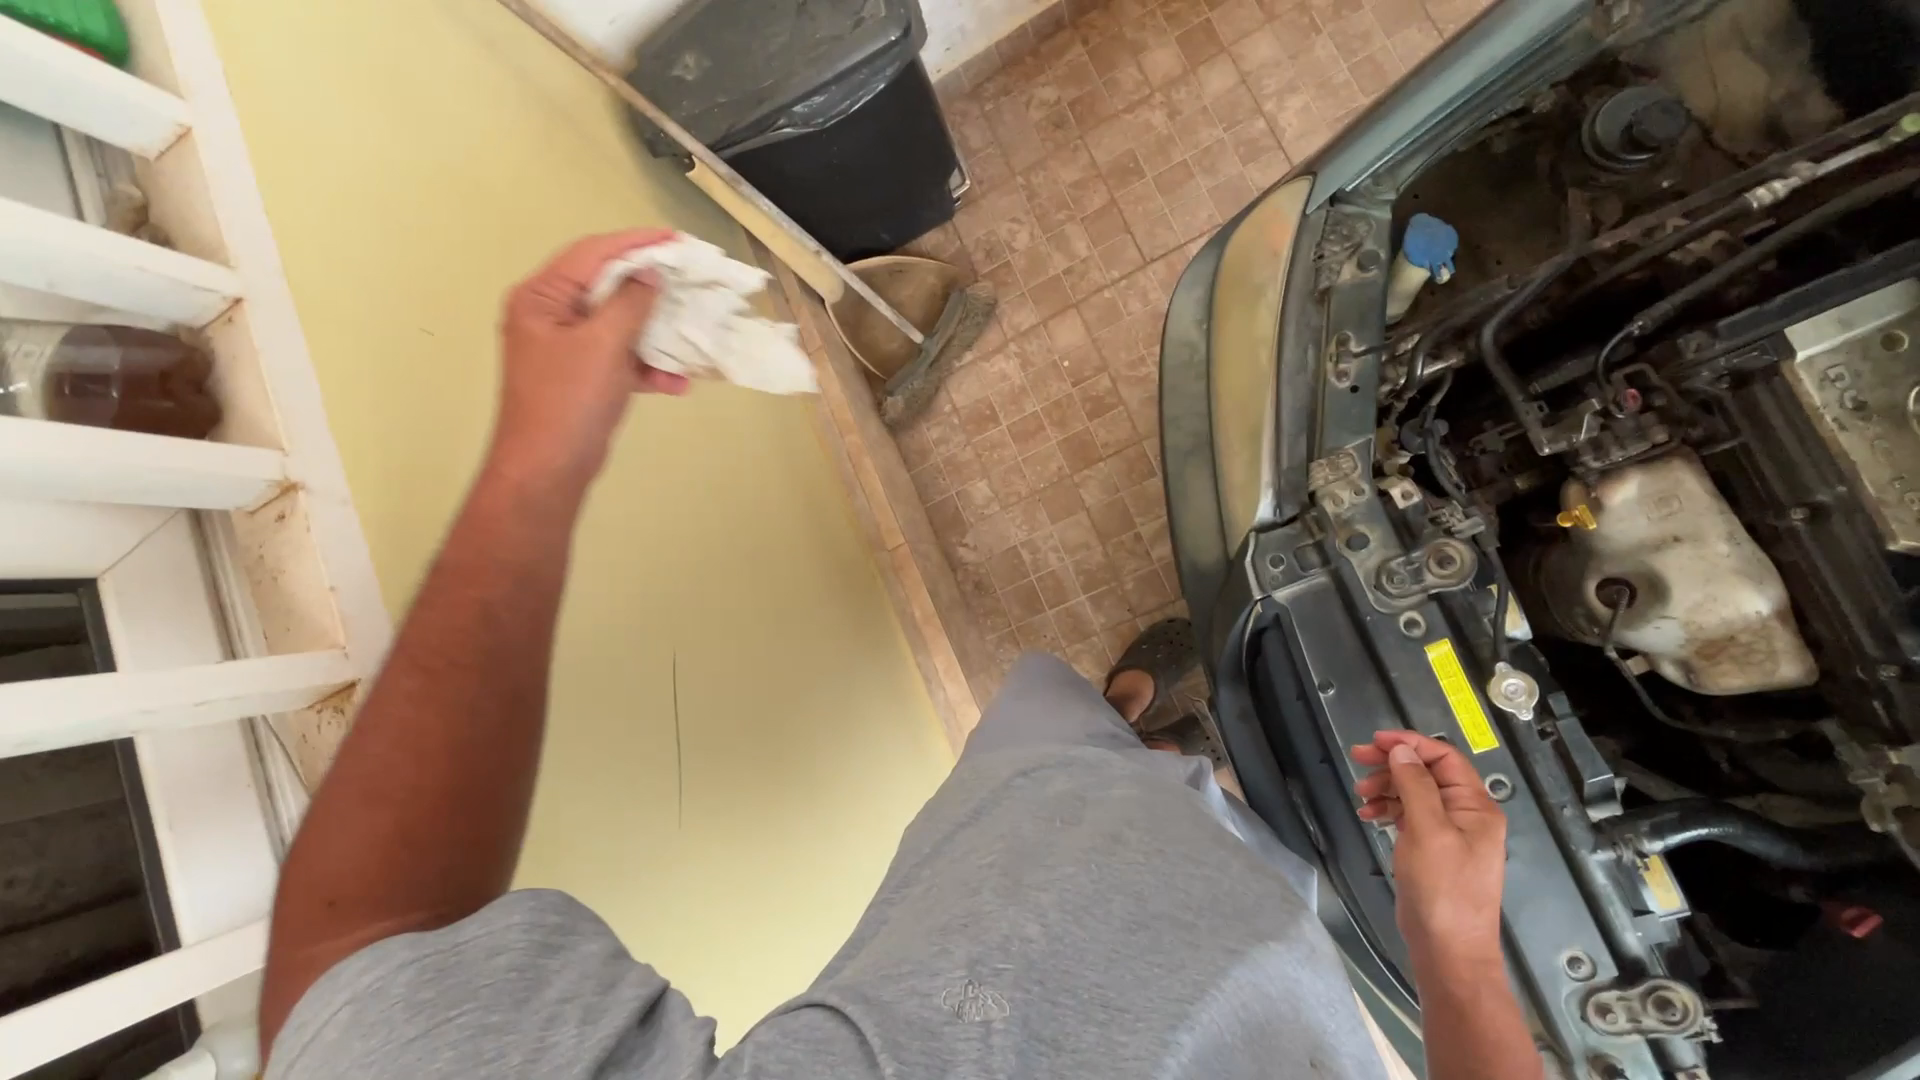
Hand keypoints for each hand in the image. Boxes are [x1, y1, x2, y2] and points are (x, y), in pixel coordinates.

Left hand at [490, 229, 689, 486]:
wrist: (548, 470)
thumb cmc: (568, 402)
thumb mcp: (602, 345)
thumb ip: (629, 304)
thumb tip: (649, 275)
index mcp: (541, 297)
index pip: (592, 254)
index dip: (635, 243)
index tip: (676, 240)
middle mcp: (550, 315)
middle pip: (608, 287)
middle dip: (651, 290)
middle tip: (689, 281)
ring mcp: (567, 349)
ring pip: (620, 325)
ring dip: (655, 335)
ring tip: (689, 337)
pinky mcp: (584, 378)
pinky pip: (621, 360)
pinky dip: (648, 368)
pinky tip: (675, 383)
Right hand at [1352, 731, 1507, 972]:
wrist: (1448, 947)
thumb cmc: (1443, 888)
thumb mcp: (1428, 831)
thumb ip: (1416, 785)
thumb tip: (1402, 749)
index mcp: (1475, 806)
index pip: (1444, 758)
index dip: (1410, 744)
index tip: (1374, 741)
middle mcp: (1465, 814)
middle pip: (1426, 772)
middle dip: (1392, 763)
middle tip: (1358, 759)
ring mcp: (1448, 833)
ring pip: (1413, 792)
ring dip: (1386, 786)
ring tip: (1361, 794)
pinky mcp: (1431, 849)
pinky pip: (1408, 815)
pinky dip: (1387, 809)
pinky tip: (1369, 814)